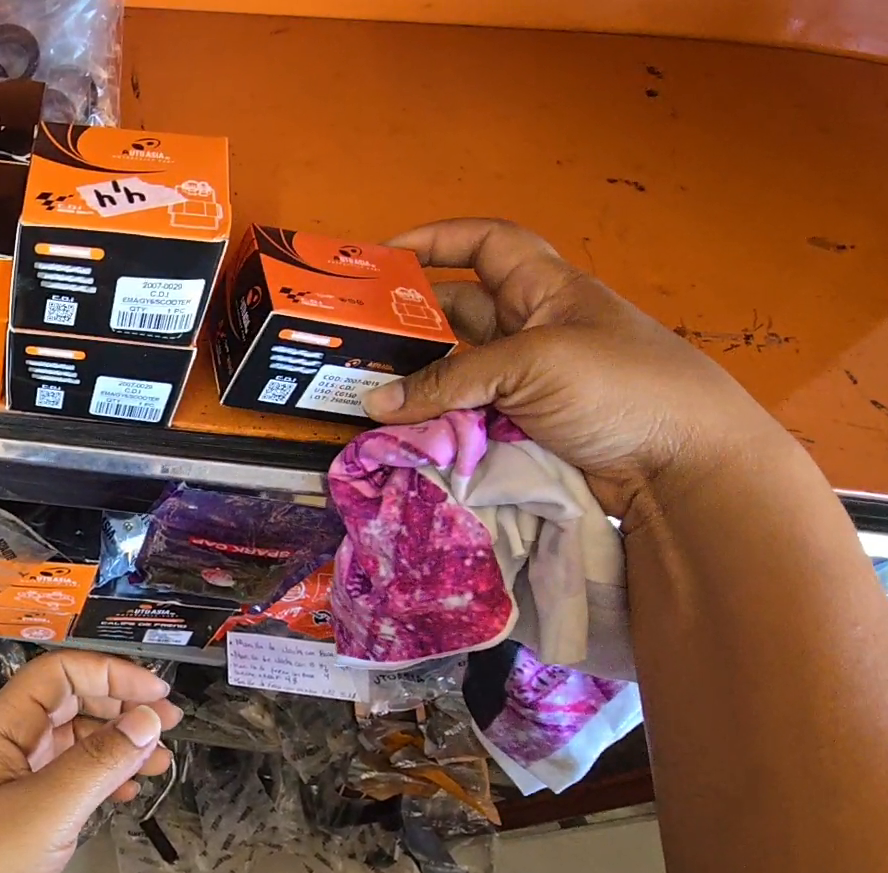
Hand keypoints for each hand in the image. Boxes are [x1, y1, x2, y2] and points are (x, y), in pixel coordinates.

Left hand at [0, 652, 179, 872]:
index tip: (160, 695)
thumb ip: (99, 762)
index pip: (59, 672)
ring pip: (71, 740)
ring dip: (115, 745)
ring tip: (161, 762)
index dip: (111, 673)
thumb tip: (149, 718)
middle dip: (119, 706)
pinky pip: (66, 776)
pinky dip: (100, 777)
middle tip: (171, 725)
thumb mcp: (48, 810)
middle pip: (68, 701)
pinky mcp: (20, 808)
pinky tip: (128, 792)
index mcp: (2, 724)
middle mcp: (7, 740)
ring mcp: (12, 775)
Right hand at [361, 218, 794, 528]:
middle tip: (355, 337)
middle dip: (406, 321)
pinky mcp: (513, 426)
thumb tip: (373, 403)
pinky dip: (425, 420)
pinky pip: (455, 415)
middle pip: (453, 314)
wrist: (683, 466)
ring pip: (448, 371)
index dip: (438, 239)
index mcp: (546, 292)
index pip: (487, 245)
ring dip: (410, 380)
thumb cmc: (625, 387)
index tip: (385, 254)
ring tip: (361, 388)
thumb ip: (450, 380)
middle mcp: (528, 331)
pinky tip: (395, 429)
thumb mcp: (535, 364)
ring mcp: (520, 383)